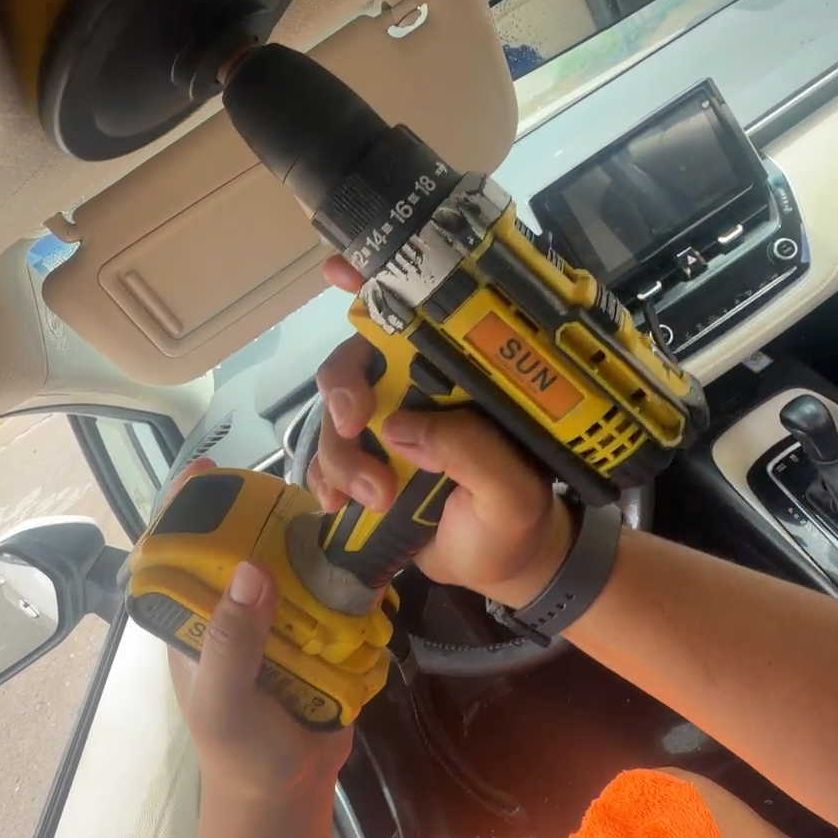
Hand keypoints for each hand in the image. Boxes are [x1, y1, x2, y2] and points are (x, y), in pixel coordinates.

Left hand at [162, 460, 351, 801]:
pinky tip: (364, 551)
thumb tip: (253, 568)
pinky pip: (328, 586)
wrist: (291, 791)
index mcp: (196, 616)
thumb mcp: (223, 701)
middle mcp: (234, 605)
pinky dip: (344, 570)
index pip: (179, 552)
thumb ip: (230, 642)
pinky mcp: (316, 625)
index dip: (185, 507)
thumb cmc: (239, 751)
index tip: (207, 468)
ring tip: (338, 512)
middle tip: (296, 488)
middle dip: (263, 512)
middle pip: (243, 542)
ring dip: (312, 538)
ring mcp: (277, 614)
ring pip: (291, 559)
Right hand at [308, 258, 573, 606]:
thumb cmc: (515, 519)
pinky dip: (322, 481)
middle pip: (354, 363)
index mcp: (458, 381)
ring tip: (374, 499)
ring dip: (339, 456)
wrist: (499, 567)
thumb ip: (470, 451)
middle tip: (352, 424)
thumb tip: (399, 427)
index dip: (373, 286)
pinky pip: (321, 460)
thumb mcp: (510, 490)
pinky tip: (338, 505)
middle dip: (342, 390)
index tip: (340, 270)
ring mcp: (384, 429)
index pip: (416, 321)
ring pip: (331, 417)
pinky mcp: (362, 465)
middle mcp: (416, 392)